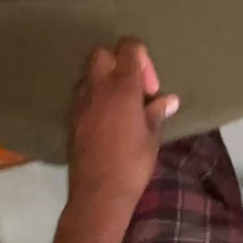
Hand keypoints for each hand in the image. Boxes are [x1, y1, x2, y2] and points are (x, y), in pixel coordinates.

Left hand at [65, 37, 178, 215]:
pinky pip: (82, 94)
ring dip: (104, 79)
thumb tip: (170, 100)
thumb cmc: (132, 164)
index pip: (129, 47)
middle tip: (133, 89)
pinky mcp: (72, 118)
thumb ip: (157, 112)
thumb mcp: (152, 137)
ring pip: (89, 73)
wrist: (98, 196)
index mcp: (122, 86)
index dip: (143, 58)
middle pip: (103, 53)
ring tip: (120, 105)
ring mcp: (81, 101)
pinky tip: (106, 120)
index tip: (150, 88)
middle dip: (118, 62)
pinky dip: (94, 97)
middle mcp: (98, 86)